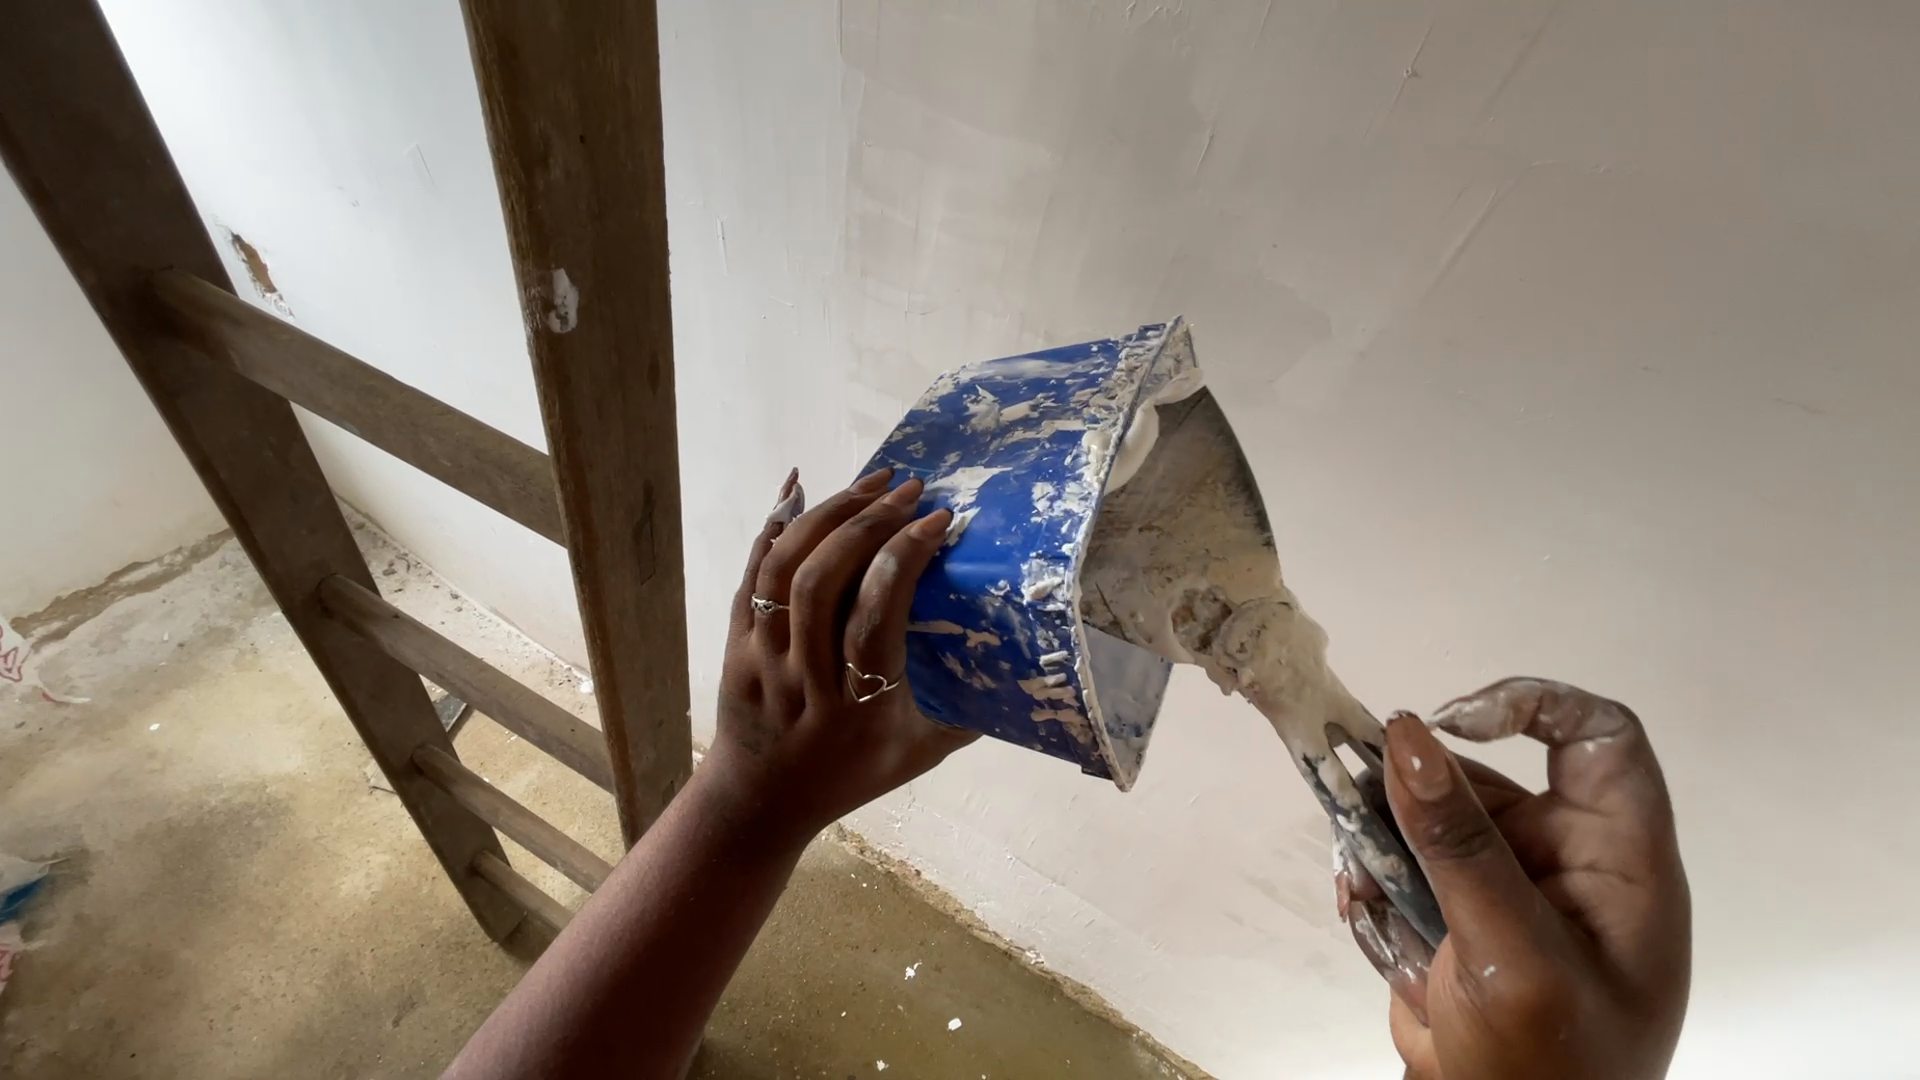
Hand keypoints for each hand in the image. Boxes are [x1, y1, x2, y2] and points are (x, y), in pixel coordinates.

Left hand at [700, 467, 977, 848]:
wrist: (758, 802)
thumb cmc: (848, 777)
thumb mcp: (917, 756)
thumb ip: (966, 713)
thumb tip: (1020, 661)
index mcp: (856, 709)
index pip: (875, 618)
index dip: (905, 560)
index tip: (939, 520)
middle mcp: (801, 677)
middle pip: (822, 583)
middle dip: (868, 524)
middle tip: (909, 490)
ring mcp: (760, 656)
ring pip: (782, 571)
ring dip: (828, 515)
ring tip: (871, 483)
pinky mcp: (734, 640)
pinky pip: (750, 573)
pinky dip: (776, 524)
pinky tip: (801, 485)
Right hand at [1338, 678, 1690, 1079]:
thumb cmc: (1545, 1063)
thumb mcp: (1508, 953)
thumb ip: (1457, 842)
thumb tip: (1403, 733)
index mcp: (1614, 858)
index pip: (1596, 734)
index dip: (1526, 704)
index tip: (1444, 726)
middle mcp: (1556, 851)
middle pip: (1475, 769)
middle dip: (1406, 793)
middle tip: (1353, 817)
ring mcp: (1497, 874)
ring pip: (1417, 808)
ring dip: (1374, 843)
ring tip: (1362, 894)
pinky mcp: (1447, 896)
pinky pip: (1393, 850)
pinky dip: (1367, 875)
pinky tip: (1363, 916)